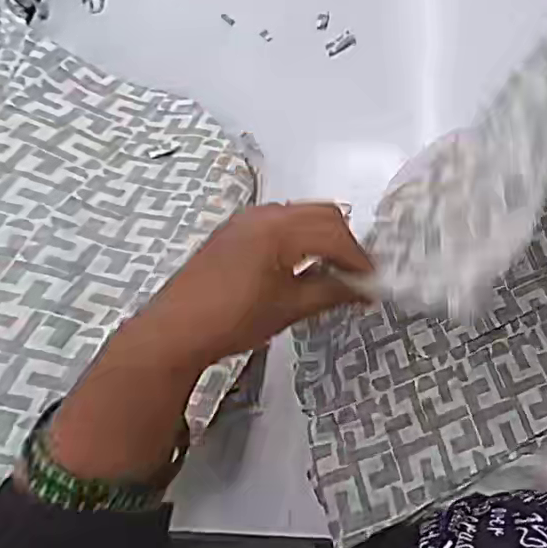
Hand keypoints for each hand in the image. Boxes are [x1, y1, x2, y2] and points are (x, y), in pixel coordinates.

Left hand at [48, 204, 371, 483]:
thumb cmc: (231, 321)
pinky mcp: (236, 230)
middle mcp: (263, 215)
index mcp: (277, 230)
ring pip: (303, 214)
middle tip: (358, 275)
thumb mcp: (290, 308)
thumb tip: (365, 289)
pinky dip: (303, 237)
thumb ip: (332, 291)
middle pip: (324, 214)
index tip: (374, 282)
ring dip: (325, 237)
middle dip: (346, 242)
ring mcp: (247, 219)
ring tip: (335, 271)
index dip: (360, 259)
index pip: (335, 234)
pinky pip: (282, 221)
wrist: (172, 333)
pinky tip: (305, 265)